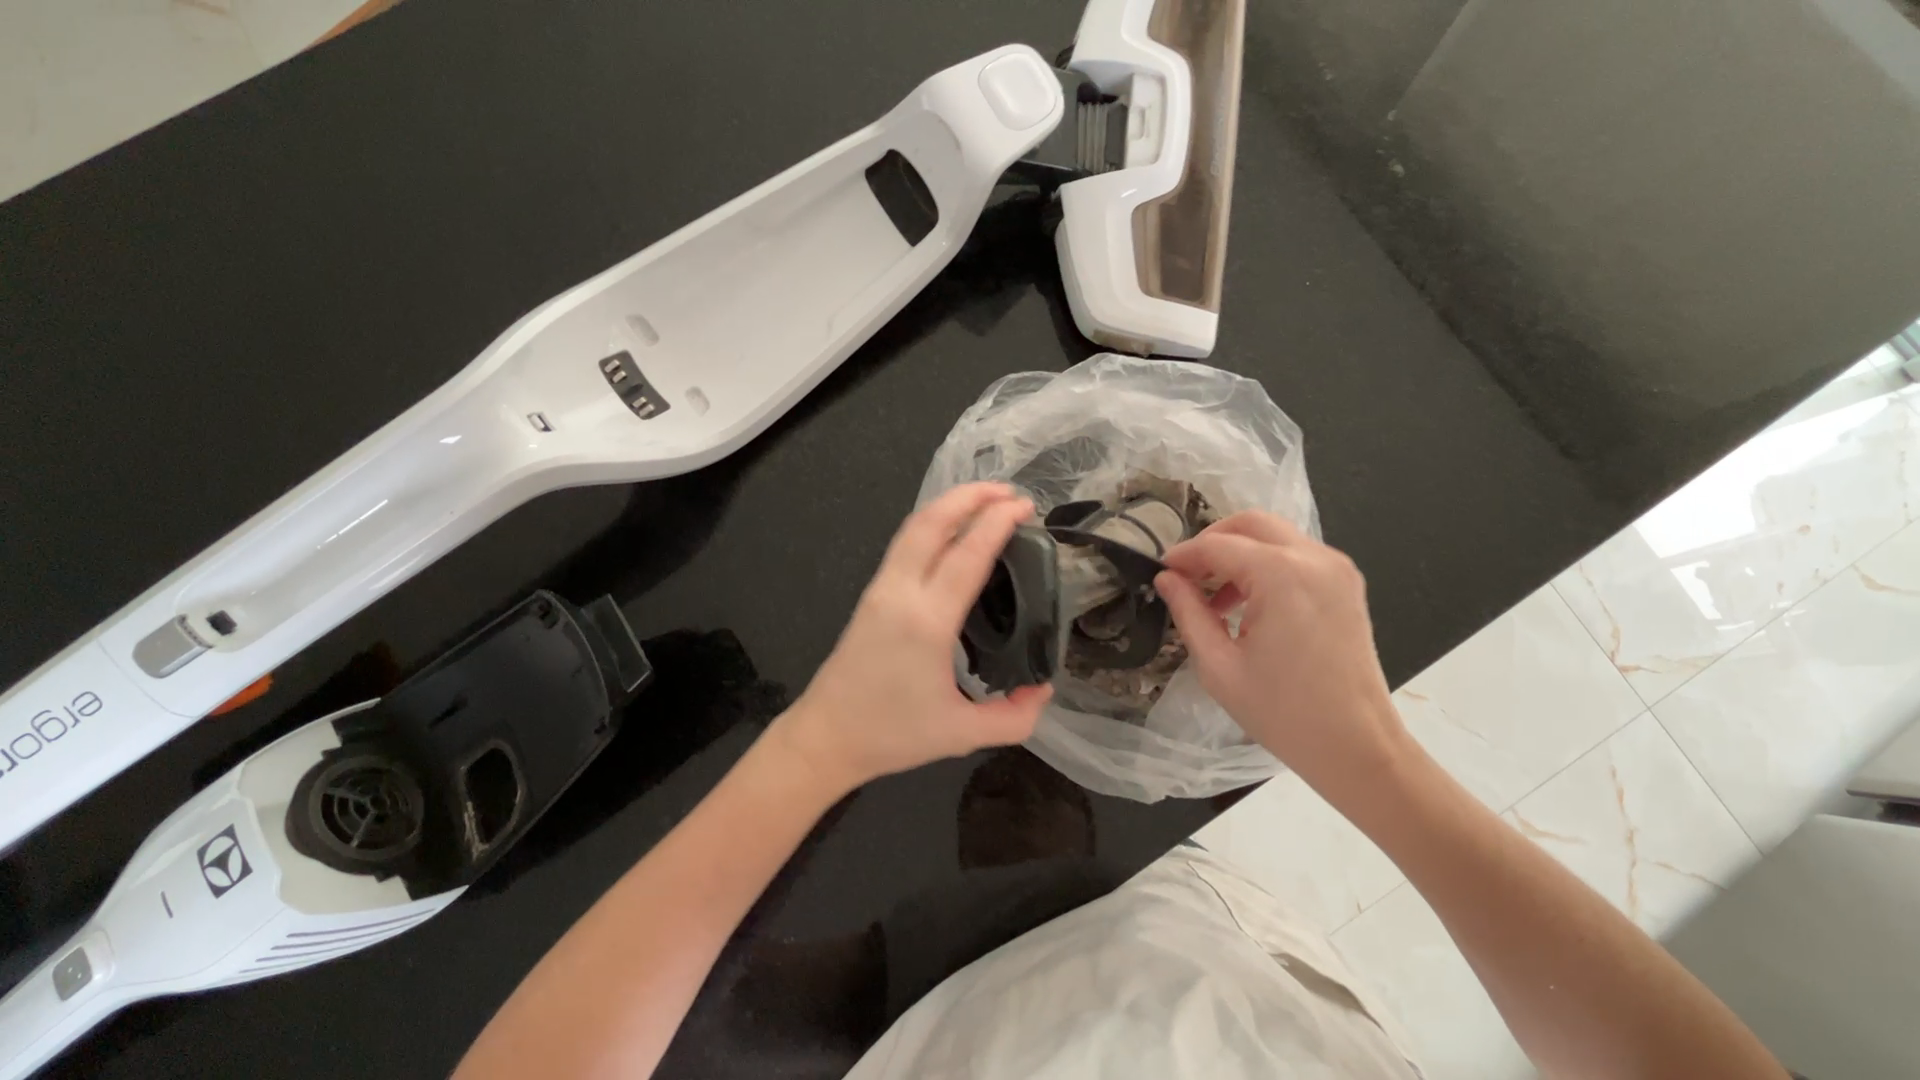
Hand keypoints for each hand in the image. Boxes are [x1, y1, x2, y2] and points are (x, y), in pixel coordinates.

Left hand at [772, 483, 1053, 793]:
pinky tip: (951, 531)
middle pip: (932, 523)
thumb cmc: (893, 735)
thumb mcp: (962, 734)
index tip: (1024, 507)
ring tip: (984, 500)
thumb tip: (1043, 690)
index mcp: (927, 622)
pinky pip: (903, 544)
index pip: (967, 554)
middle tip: (1009, 492)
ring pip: (913, 527)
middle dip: (971, 496)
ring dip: (949, 504)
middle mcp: (901, 594)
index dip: (997, 523)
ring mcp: (880, 589)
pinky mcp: (871, 595)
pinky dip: (931, 523)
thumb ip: (1013, 717)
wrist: (828, 736)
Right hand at [1153, 512, 1405, 793]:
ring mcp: (1337, 569)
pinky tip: (1250, 605)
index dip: (1183, 556)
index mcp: (1281, 575)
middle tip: (1187, 575)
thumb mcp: (1218, 665)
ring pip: (1276, 536)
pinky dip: (1268, 566)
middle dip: (1213, 541)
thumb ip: (1189, 612)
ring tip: (1217, 599)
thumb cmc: (1282, 712)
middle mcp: (1314, 558)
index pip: (1218, 546)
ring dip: (1241, 553)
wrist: (1355, 745)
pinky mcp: (1347, 586)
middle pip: (1251, 524)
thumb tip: (1166, 579)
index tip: (1159, 572)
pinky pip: (1298, 556)